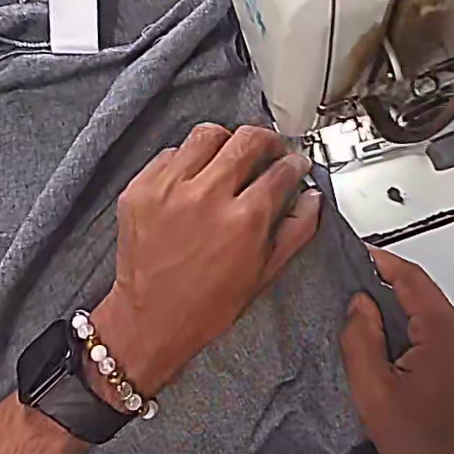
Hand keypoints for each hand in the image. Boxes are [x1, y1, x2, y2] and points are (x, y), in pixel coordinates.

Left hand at [91, 123, 322, 394]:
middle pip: (248, 140)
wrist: (150, 319)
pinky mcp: (141, 189)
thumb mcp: (263, 275)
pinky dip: (187, 159)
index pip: (280, 170)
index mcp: (243, 220)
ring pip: (207, 134)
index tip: (294, 164)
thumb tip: (312, 199)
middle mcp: (207, 197)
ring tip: (230, 156)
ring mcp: (169, 189)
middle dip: (267, 140)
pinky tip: (194, 176)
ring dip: (226, 141)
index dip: (294, 164)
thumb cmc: (205, 306)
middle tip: (269, 149)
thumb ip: (295, 232)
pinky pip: (170, 153)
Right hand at [340, 247, 453, 453]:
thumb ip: (361, 338)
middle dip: (390, 297)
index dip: (381, 261)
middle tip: (354, 303)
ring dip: (408, 323)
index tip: (357, 252)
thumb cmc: (423, 453)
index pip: (411, 278)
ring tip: (376, 341)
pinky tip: (405, 364)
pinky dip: (426, 341)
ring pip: (438, 321)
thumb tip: (360, 303)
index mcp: (450, 334)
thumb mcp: (373, 394)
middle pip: (426, 299)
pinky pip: (453, 340)